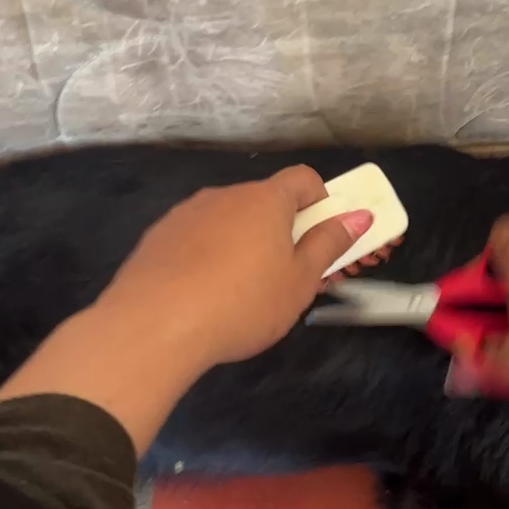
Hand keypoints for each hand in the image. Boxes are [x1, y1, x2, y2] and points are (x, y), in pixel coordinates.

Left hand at [0, 166, 369, 452]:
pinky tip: (202, 296)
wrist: (150, 329)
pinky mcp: (156, 239)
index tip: (322, 236)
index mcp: (266, 200)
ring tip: (241, 292)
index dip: (321, 202)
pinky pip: (195, 239)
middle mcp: (225, 195)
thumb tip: (358, 217)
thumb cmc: (242, 303)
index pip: (304, 179)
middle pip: (265, 201)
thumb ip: (330, 245)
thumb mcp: (300, 281)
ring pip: (228, 221)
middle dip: (283, 230)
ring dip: (243, 243)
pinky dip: (207, 257)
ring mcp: (186, 215)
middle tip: (288, 274)